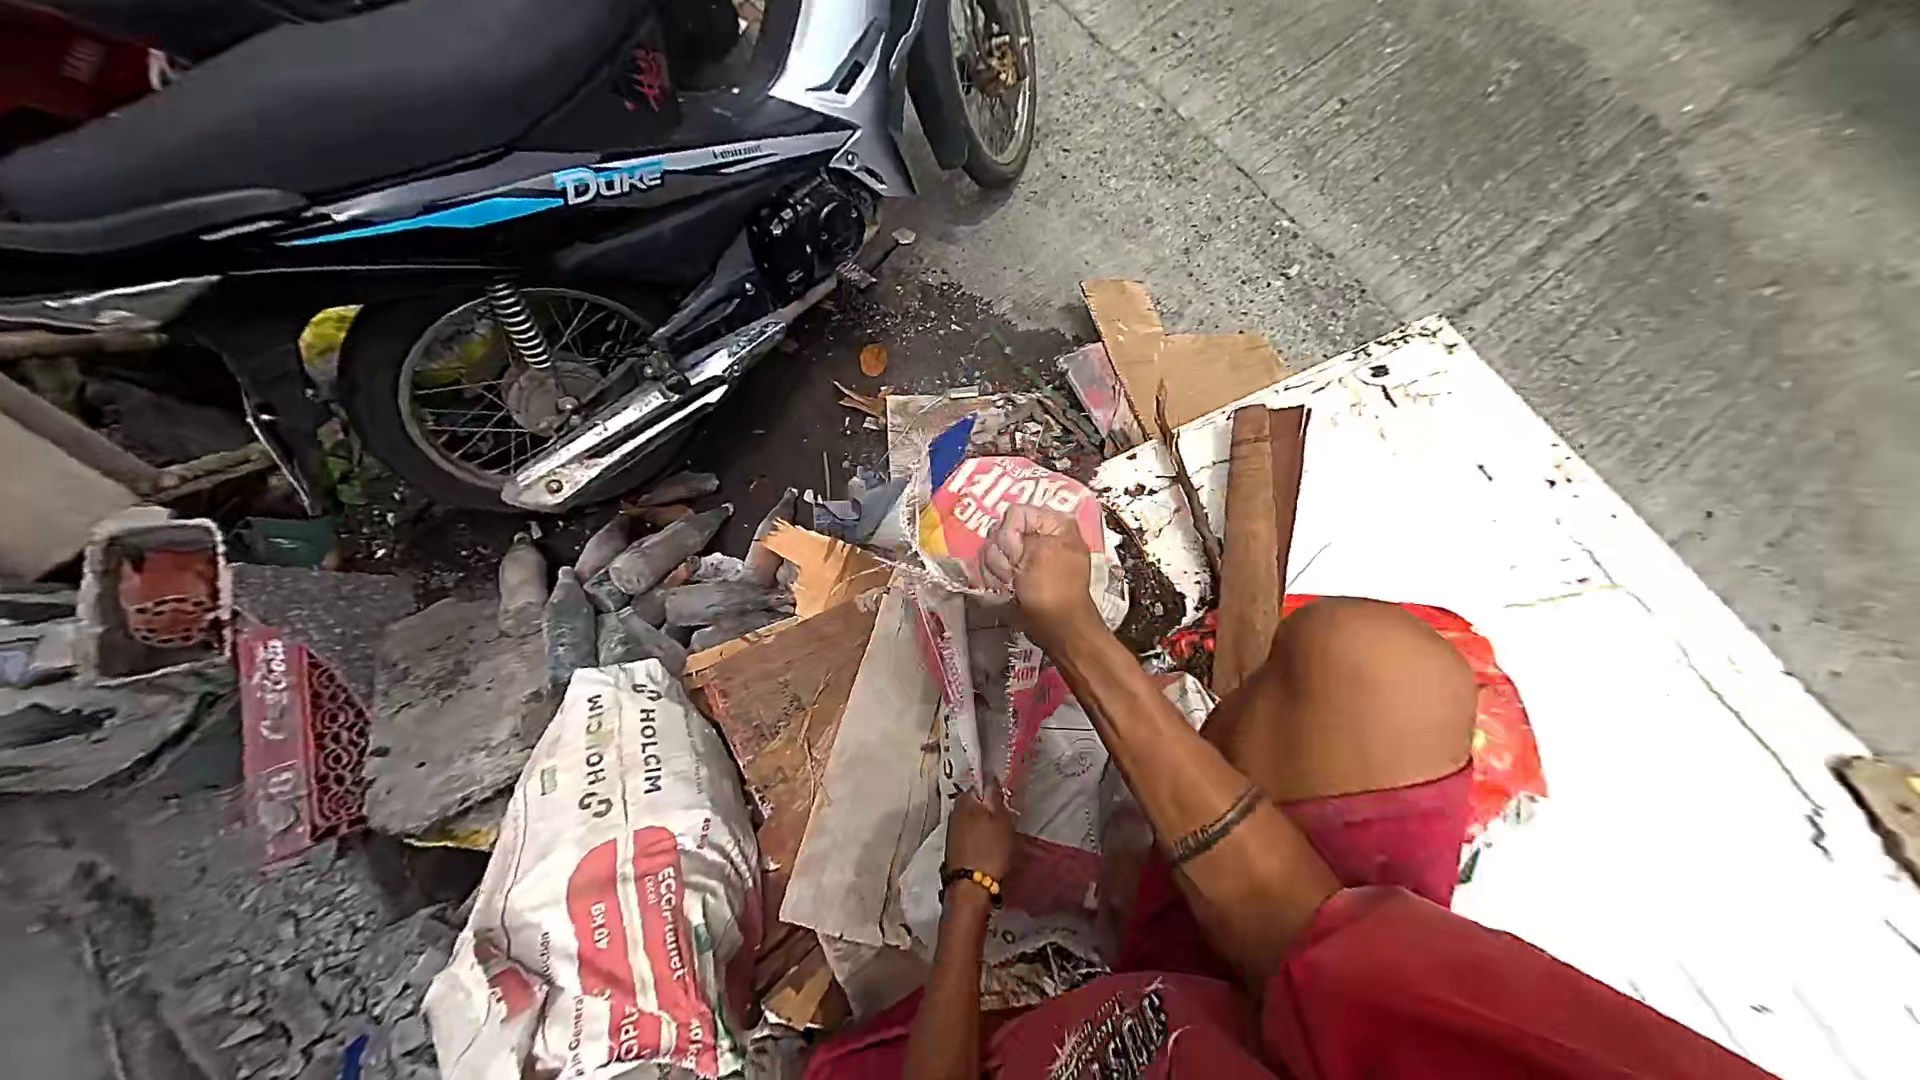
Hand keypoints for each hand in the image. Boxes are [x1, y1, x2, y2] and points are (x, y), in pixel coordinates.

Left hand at [945, 782, 1015, 885]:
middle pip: (976, 803)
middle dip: (990, 808)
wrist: (971, 888)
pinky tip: (991, 848)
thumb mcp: (1001, 818)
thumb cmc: (990, 849)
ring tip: (1001, 835)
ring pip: (973, 819)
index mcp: (964, 800)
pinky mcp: (954, 849)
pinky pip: (970, 835)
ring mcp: (952, 831)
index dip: (994, 790)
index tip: (1007, 800)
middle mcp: (954, 812)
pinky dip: (980, 838)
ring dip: (985, 824)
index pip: (979, 784)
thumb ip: (995, 795)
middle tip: (1007, 818)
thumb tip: (989, 776)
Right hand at [981, 505, 1101, 650]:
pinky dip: (993, 579)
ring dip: (996, 570)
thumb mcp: (1041, 551)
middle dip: (1001, 555)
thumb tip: (1002, 533)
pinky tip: (1005, 588)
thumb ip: (1019, 530)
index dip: (1010, 534)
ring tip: (1013, 584)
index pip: (1014, 513)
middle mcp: (1040, 534)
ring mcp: (1025, 555)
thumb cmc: (1054, 591)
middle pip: (999, 531)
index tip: (1017, 555)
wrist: (1057, 627)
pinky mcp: (1013, 572)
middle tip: (1015, 573)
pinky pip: (989, 567)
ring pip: (990, 550)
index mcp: (1054, 523)